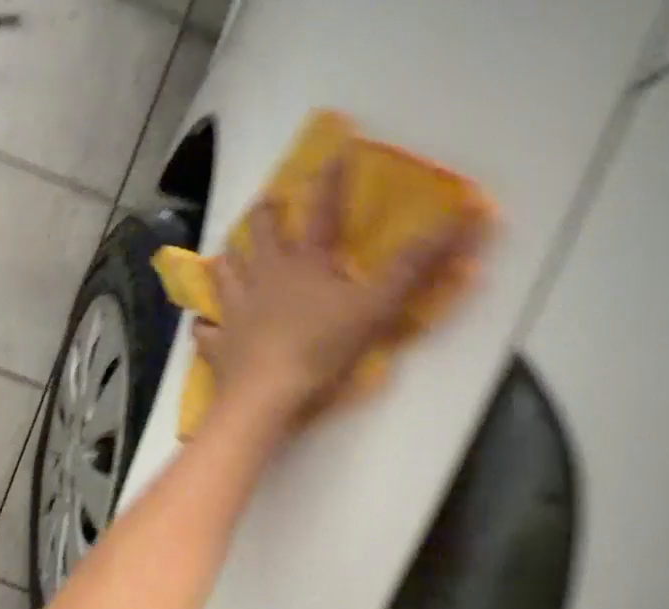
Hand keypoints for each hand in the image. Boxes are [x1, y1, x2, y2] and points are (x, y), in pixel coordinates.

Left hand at [192, 158, 485, 427]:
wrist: (264, 395)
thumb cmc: (321, 348)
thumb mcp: (377, 306)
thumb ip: (416, 265)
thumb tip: (464, 218)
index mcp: (304, 262)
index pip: (322, 210)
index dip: (331, 181)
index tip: (334, 153)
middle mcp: (263, 277)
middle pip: (258, 235)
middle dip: (263, 215)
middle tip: (264, 203)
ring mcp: (234, 310)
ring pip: (223, 275)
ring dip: (226, 262)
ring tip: (225, 256)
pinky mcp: (217, 345)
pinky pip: (206, 332)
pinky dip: (205, 327)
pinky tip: (204, 326)